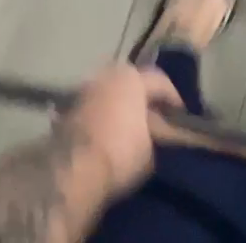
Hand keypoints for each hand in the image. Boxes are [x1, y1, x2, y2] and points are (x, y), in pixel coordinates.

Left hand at [61, 64, 182, 196]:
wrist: (71, 170)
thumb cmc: (120, 152)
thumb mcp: (151, 149)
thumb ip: (156, 134)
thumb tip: (155, 131)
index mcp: (134, 78)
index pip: (161, 82)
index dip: (173, 99)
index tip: (179, 115)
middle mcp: (108, 75)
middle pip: (132, 82)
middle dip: (143, 98)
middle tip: (153, 117)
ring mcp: (85, 90)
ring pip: (109, 93)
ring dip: (120, 106)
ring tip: (128, 126)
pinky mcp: (66, 109)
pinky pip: (93, 108)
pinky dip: (101, 116)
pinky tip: (107, 134)